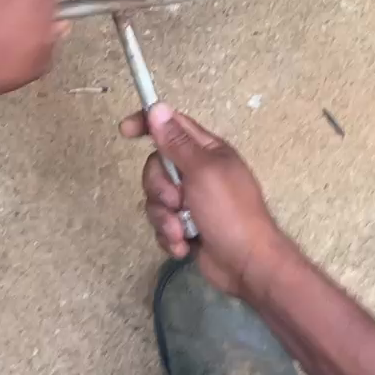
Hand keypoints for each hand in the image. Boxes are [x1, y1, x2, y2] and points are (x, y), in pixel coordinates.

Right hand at [121, 104, 288, 298]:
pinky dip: (169, 236)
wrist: (248, 267)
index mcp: (206, 151)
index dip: (147, 123)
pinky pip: (160, 222)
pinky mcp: (184, 225)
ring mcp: (190, 200)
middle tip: (176, 201)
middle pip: (156, 166)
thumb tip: (157, 108)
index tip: (126, 131)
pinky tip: (184, 245)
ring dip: (164, 218)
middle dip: (159, 188)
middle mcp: (196, 171)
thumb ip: (176, 142)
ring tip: (182, 231)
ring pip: (155, 198)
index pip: (171, 125)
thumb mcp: (202, 172)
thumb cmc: (230, 213)